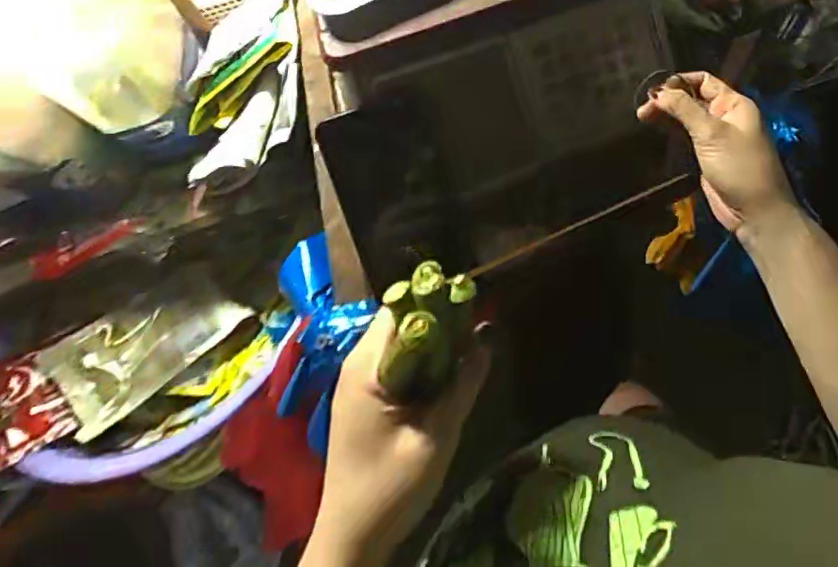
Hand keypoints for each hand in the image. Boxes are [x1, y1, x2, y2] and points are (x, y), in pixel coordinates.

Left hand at [306, 308, 490, 566]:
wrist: (351, 539)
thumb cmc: (390, 489)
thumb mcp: (436, 438)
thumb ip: (461, 386)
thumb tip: (486, 337)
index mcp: (366, 366)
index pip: (398, 308)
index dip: (433, 299)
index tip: (467, 300)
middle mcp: (357, 362)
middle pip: (397, 318)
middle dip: (434, 316)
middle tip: (471, 325)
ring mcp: (357, 379)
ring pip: (397, 338)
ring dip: (428, 338)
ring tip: (463, 345)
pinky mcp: (362, 396)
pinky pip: (393, 359)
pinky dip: (418, 358)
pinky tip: (443, 373)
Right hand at [637, 71, 798, 236]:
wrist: (755, 212)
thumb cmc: (739, 167)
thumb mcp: (711, 133)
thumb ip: (684, 108)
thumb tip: (659, 91)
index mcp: (734, 104)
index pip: (704, 80)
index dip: (680, 81)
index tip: (656, 90)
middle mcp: (725, 116)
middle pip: (691, 98)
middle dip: (668, 99)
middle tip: (643, 107)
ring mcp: (715, 136)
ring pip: (686, 117)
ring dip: (666, 115)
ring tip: (642, 116)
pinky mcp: (706, 154)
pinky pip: (686, 134)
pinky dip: (671, 129)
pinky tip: (654, 128)